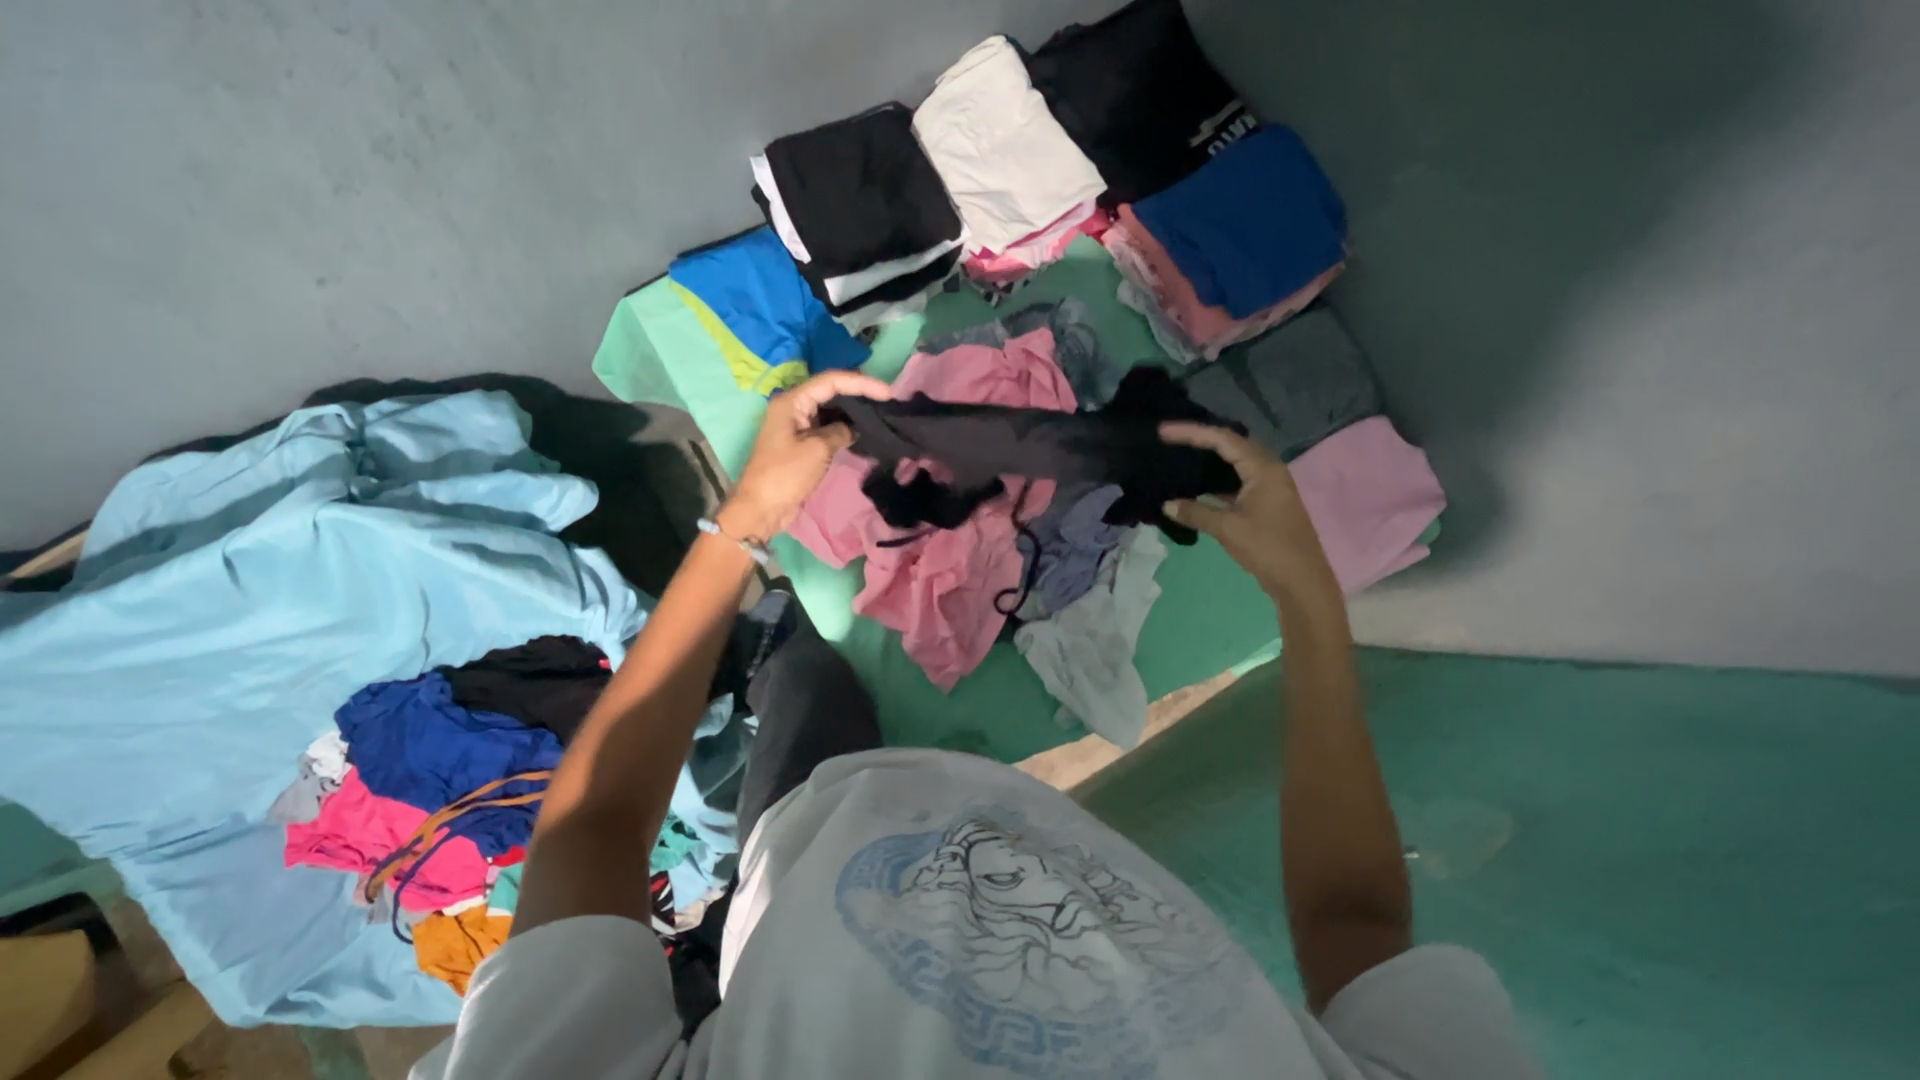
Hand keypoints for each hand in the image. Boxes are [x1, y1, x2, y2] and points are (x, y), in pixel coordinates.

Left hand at [717, 370, 892, 542]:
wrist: (762, 508)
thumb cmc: (786, 474)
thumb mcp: (818, 449)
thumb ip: (840, 431)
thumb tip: (852, 428)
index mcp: (792, 401)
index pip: (831, 381)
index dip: (862, 383)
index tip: (888, 393)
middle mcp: (793, 407)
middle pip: (830, 390)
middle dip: (858, 392)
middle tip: (887, 399)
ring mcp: (797, 424)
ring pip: (830, 408)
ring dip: (853, 409)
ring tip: (880, 411)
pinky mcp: (801, 441)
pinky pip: (826, 425)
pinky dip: (844, 425)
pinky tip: (863, 429)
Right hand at [1160, 422, 1342, 609]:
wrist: (1301, 582)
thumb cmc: (1268, 549)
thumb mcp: (1228, 529)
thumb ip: (1196, 512)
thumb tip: (1167, 504)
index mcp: (1263, 469)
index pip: (1224, 440)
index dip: (1192, 432)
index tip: (1164, 431)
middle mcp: (1269, 471)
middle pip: (1232, 445)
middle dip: (1202, 439)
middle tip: (1172, 439)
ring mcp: (1269, 488)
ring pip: (1235, 464)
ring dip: (1209, 460)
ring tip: (1180, 457)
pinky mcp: (1265, 504)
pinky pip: (1237, 483)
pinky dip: (1216, 482)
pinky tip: (1196, 487)